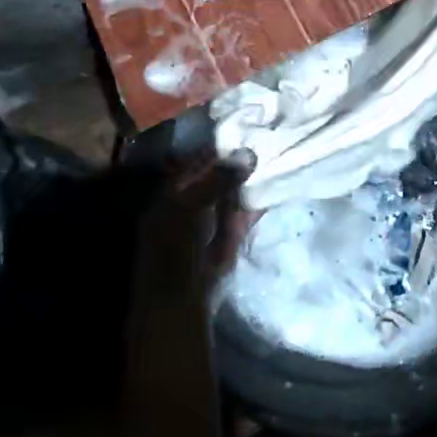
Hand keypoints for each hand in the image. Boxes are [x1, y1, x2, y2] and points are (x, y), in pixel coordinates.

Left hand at [133, 151, 258, 298]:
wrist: (179, 302)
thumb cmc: (176, 249)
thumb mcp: (192, 206)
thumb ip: (218, 180)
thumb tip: (246, 154)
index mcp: (169, 195)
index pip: (193, 164)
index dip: (215, 150)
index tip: (240, 134)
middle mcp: (186, 207)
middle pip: (213, 180)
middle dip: (234, 167)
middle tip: (259, 147)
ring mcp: (207, 226)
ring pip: (228, 197)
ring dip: (245, 184)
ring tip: (267, 163)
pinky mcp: (224, 243)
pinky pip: (239, 218)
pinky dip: (251, 207)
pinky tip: (267, 193)